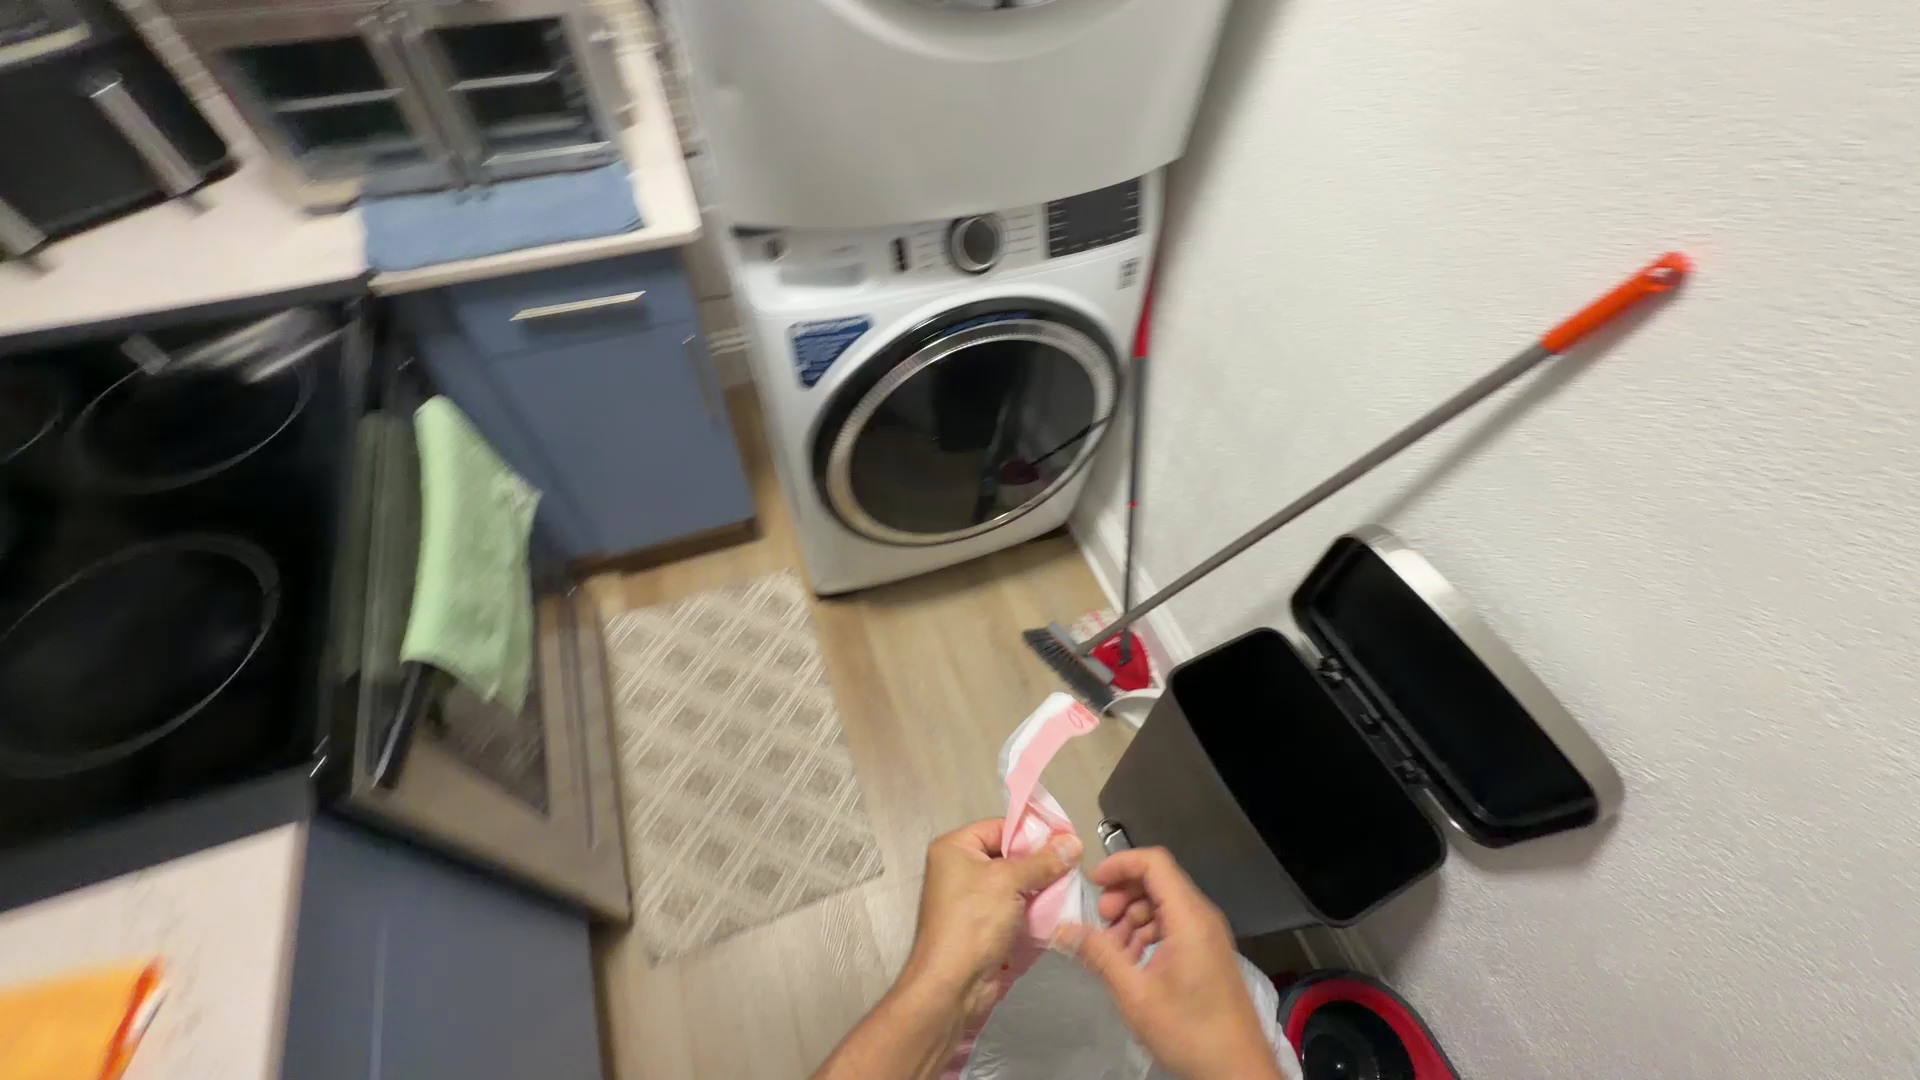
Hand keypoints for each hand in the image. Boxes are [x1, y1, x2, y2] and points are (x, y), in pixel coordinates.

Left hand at [902, 818, 1081, 1016]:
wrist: (953, 986)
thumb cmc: (973, 922)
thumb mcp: (1009, 882)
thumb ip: (1043, 861)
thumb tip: (1073, 842)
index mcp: (955, 848)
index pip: (1000, 827)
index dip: (1032, 831)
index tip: (1065, 838)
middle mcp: (961, 869)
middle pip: (1009, 856)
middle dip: (1040, 862)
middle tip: (1073, 863)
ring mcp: (972, 900)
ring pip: (1015, 884)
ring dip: (1040, 888)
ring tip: (1071, 885)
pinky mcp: (985, 926)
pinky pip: (1014, 908)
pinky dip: (1034, 909)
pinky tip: (1059, 909)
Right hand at [1066, 847, 1282, 1079]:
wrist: (1240, 1076)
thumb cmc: (1190, 1032)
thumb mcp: (1135, 994)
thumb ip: (1099, 955)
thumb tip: (1061, 929)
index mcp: (1189, 917)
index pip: (1154, 862)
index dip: (1120, 864)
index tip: (1093, 884)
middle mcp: (1202, 916)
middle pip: (1157, 880)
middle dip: (1122, 894)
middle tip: (1101, 922)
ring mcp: (1208, 935)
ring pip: (1163, 903)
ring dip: (1132, 917)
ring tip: (1112, 950)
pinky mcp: (1208, 953)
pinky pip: (1173, 925)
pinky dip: (1148, 933)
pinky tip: (1132, 962)